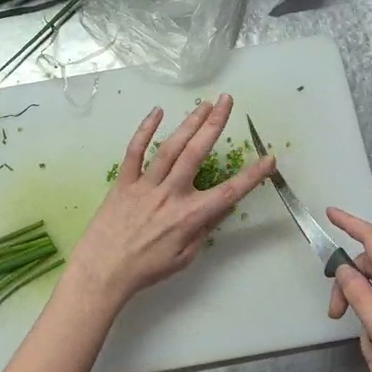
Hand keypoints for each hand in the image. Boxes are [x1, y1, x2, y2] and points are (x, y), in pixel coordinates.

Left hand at [64, 94, 275, 308]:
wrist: (103, 271)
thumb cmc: (146, 269)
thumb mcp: (184, 257)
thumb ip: (203, 229)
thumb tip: (222, 207)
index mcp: (190, 216)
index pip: (229, 192)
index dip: (252, 176)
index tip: (269, 159)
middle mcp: (171, 194)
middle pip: (197, 152)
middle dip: (215, 124)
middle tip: (227, 101)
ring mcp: (146, 185)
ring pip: (171, 147)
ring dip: (189, 122)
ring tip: (204, 104)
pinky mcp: (124, 182)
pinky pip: (135, 151)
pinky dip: (146, 129)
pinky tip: (157, 112)